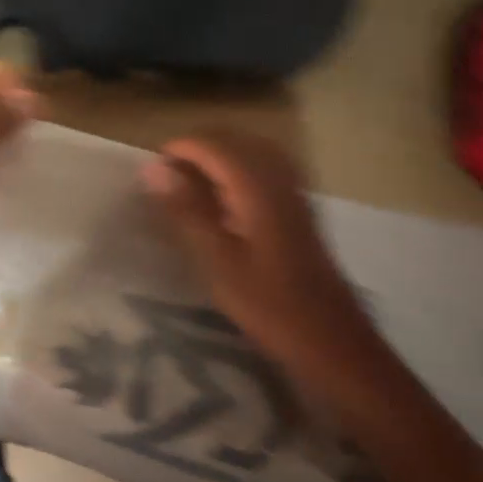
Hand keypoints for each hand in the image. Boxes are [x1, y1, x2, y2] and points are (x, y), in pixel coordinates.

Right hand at [140, 131, 384, 375]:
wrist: (331, 341)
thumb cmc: (267, 304)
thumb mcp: (215, 259)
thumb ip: (185, 209)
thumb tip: (153, 168)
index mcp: (257, 188)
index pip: (214, 145)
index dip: (179, 150)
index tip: (151, 174)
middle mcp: (280, 181)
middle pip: (235, 141)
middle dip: (198, 149)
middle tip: (167, 179)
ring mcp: (295, 194)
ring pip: (253, 152)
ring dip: (219, 158)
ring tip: (191, 185)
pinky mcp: (300, 211)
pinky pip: (267, 170)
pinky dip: (240, 172)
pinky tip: (225, 200)